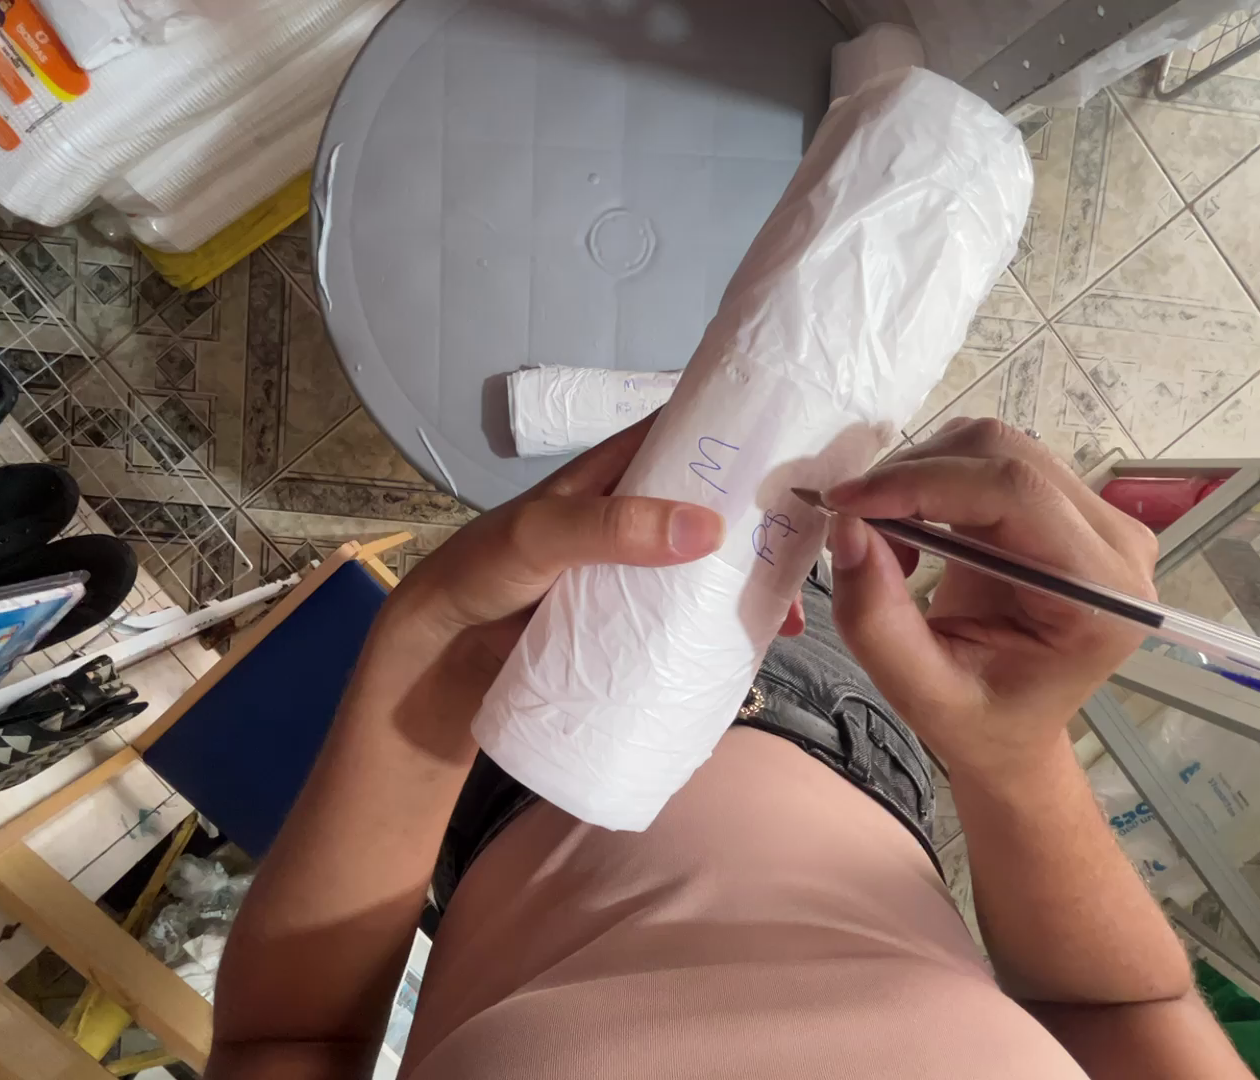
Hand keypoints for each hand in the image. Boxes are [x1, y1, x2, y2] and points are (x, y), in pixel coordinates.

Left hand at [353, 415, 804, 765]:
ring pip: (705, 566)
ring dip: (746, 581)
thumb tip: (710, 526)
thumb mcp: (541, 535)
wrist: (445, 657)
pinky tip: (751, 645)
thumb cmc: (482, 573)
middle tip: (815, 541)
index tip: (798, 445)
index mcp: (614, 475)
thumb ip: (610, 526)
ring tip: (790, 607)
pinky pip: (685, 617)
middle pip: (710, 505)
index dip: (738, 434)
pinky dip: (717, 627)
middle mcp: (634, 516)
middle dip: (760, 519)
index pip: (686, 436)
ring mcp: (636, 572)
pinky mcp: (631, 621)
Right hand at [822, 418, 1157, 779]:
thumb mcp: (916, 689)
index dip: (921, 482)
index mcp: (1099, 597)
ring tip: (888, 542)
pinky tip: (913, 532)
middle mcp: (1114, 543)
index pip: (1014, 492)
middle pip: (1002, 454)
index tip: (843, 503)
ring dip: (917, 479)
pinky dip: (929, 483)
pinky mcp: (1062, 506)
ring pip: (991, 446)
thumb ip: (875, 617)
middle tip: (856, 525)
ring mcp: (1094, 518)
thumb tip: (847, 524)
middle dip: (911, 476)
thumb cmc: (977, 722)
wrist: (1014, 727)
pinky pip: (986, 462)